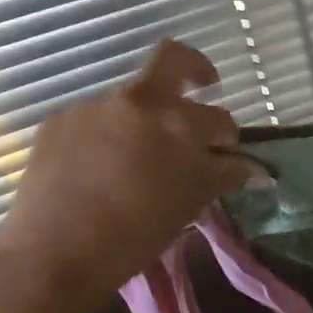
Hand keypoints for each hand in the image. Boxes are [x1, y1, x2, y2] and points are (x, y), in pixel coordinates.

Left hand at [0, 41, 264, 293]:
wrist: (53, 253)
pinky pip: (96, 119)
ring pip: (133, 100)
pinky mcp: (60, 120)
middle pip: (174, 59)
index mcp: (179, 123)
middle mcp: (138, 102)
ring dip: (146, 119)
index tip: (228, 155)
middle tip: (204, 88)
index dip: (228, 139)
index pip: (220, 120)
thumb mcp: (189, 203)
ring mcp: (95, 107)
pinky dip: (108, 137)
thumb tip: (258, 171)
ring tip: (140, 158)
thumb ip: (223, 176)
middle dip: (196, 69)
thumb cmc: (135, 235)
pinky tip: (101, 170)